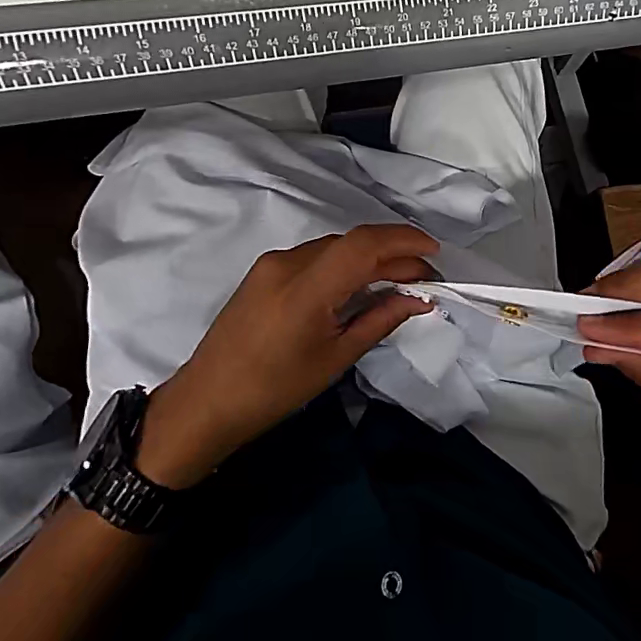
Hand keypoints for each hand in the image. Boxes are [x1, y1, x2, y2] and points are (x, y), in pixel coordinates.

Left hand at [134, 224, 437, 487]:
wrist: (206, 401)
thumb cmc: (274, 390)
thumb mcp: (335, 357)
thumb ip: (380, 319)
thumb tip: (419, 298)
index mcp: (306, 288)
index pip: (363, 245)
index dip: (404, 240)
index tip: (434, 253)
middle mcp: (288, 262)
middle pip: (352, 242)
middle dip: (393, 252)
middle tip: (423, 277)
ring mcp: (272, 263)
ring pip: (334, 247)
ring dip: (369, 257)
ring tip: (397, 281)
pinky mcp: (264, 270)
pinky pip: (315, 256)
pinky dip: (344, 264)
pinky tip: (359, 285)